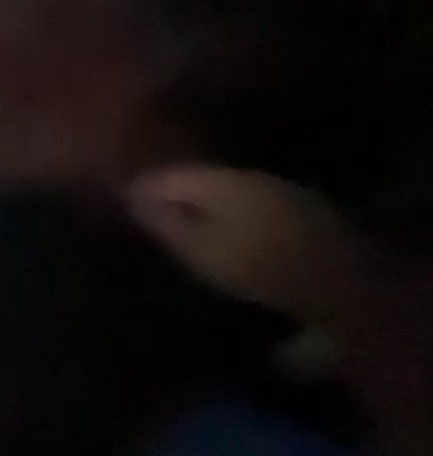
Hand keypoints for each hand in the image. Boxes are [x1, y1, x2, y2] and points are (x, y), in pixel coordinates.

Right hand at [126, 164, 382, 327]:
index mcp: (219, 182)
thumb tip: (130, 197)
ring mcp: (278, 190)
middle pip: (197, 177)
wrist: (337, 282)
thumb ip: (161, 219)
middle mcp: (249, 176)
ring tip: (179, 221)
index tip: (118, 201)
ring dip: (200, 202)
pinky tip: (220, 227)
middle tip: (145, 212)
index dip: (139, 186)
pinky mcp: (299, 208)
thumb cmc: (253, 263)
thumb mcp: (194, 247)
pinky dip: (226, 210)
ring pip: (224, 189)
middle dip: (170, 192)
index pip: (166, 173)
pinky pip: (247, 201)